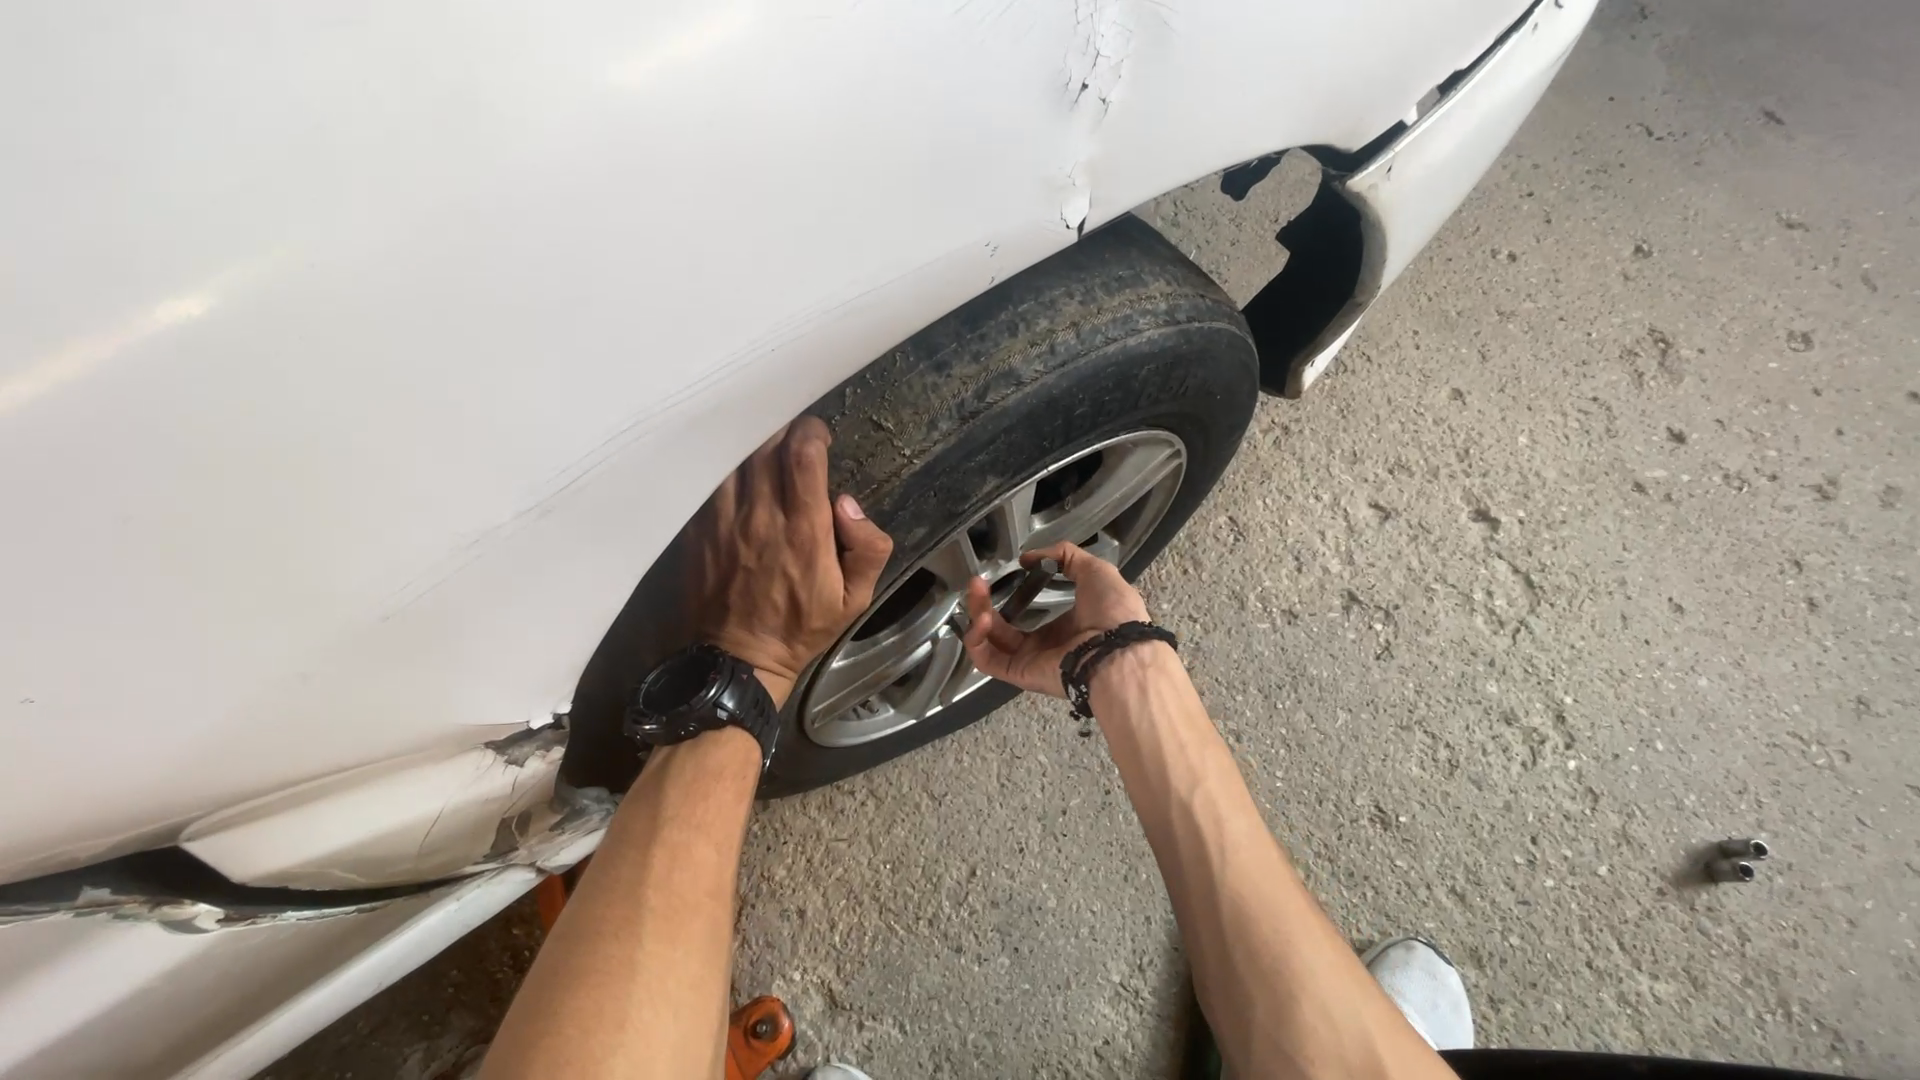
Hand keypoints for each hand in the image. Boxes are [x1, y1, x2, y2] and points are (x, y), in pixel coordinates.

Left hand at [686, 417, 892, 706]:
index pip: (802, 456)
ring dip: (753, 445)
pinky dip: (726, 466)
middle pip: (766, 446)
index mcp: (804, 530)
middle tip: (795, 438)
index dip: (812, 432)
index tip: (819, 437)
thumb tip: (849, 504)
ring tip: (765, 448)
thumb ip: (868, 549)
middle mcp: (760, 517)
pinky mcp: (698, 529)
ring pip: (734, 457)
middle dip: (784, 431)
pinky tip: (737, 470)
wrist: (738, 658)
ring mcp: (723, 521)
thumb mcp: (855, 600)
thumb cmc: (802, 627)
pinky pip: (710, 481)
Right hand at [961, 541, 1150, 696]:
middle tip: (977, 581)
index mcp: (1062, 624)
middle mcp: (1043, 644)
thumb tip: (1028, 558)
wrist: (1118, 650)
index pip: (1027, 612)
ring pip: (990, 640)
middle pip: (1001, 625)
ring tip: (977, 593)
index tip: (1001, 575)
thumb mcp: (1095, 569)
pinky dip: (977, 641)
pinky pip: (987, 661)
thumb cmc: (1113, 612)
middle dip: (984, 601)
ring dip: (977, 615)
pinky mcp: (1019, 673)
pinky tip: (981, 619)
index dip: (1009, 593)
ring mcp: (1029, 659)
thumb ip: (1064, 556)